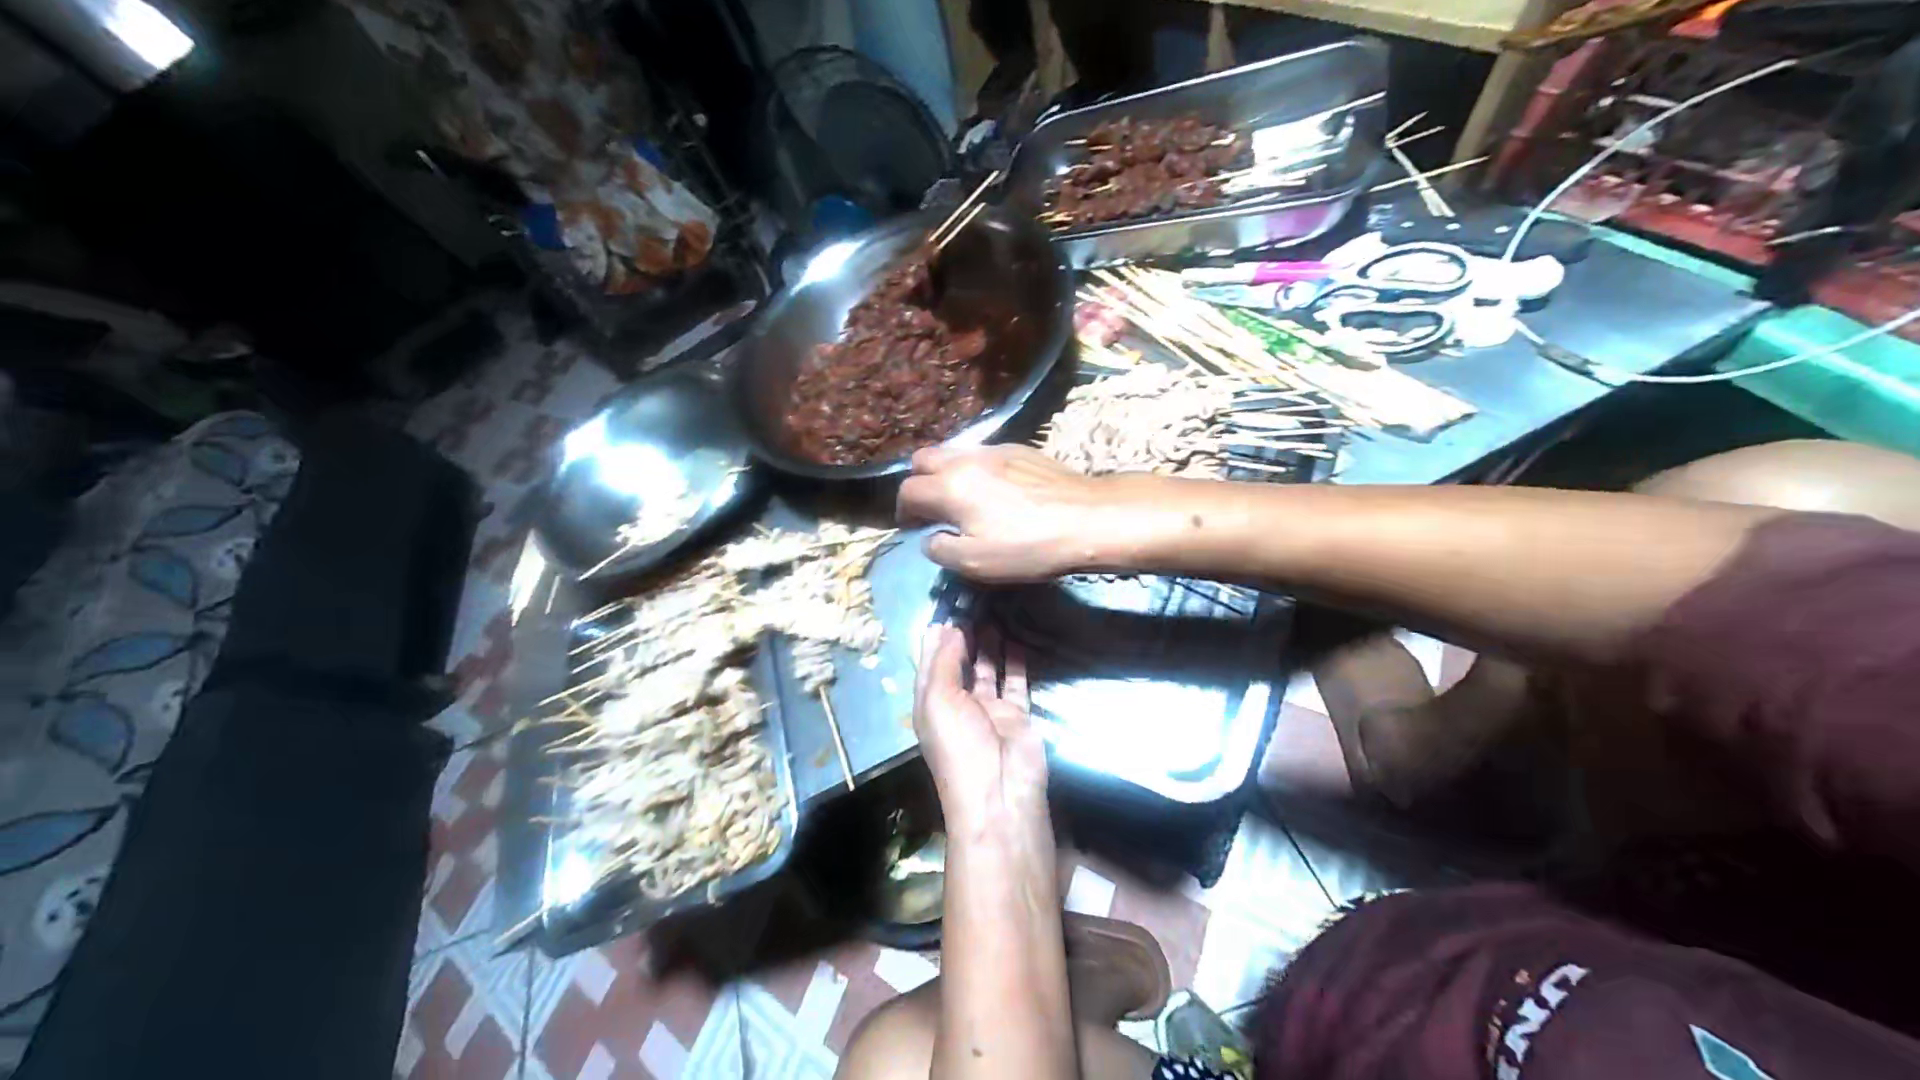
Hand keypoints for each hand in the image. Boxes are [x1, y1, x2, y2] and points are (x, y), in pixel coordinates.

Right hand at [896, 446, 1119, 582]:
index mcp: (949, 487)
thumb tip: (930, 539)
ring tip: (959, 498)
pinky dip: (972, 468)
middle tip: (930, 508)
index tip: (912, 528)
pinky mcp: (1018, 449)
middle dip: (918, 482)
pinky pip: (980, 452)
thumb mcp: (976, 562)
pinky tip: (992, 489)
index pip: (908, 491)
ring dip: (944, 472)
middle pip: (923, 460)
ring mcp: (993, 449)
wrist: (1087, 518)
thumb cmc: (1028, 546)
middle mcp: (965, 459)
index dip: (903, 512)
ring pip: (952, 451)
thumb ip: (941, 550)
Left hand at [914, 623, 1045, 828]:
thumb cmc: (959, 746)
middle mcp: (957, 706)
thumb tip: (947, 627)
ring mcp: (988, 711)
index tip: (945, 608)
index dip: (936, 639)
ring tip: (993, 614)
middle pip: (958, 665)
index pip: (930, 665)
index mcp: (930, 705)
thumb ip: (944, 661)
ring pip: (986, 670)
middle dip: (963, 637)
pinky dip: (1015, 662)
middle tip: (973, 604)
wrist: (1001, 795)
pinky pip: (1015, 683)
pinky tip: (1016, 638)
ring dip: (988, 645)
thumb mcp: (938, 699)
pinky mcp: (1016, 716)